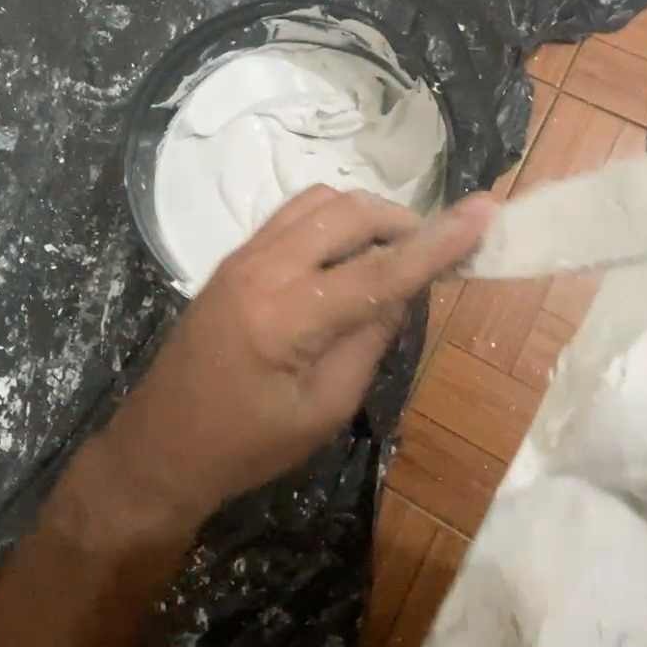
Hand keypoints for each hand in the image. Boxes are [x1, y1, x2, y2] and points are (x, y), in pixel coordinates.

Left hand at [97, 187, 494, 525]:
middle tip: (434, 247)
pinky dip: (331, 218)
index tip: (485, 210)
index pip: (379, 269)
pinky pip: (292, 213)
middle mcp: (262, 267)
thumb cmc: (246, 446)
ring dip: (364, 214)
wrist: (160, 445)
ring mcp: (243, 255)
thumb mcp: (324, 408)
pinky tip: (347, 251)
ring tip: (393, 248)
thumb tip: (403, 287)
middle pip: (347, 212)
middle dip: (401, 220)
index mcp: (286, 316)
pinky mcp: (234, 257)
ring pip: (318, 200)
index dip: (438, 241)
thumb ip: (369, 339)